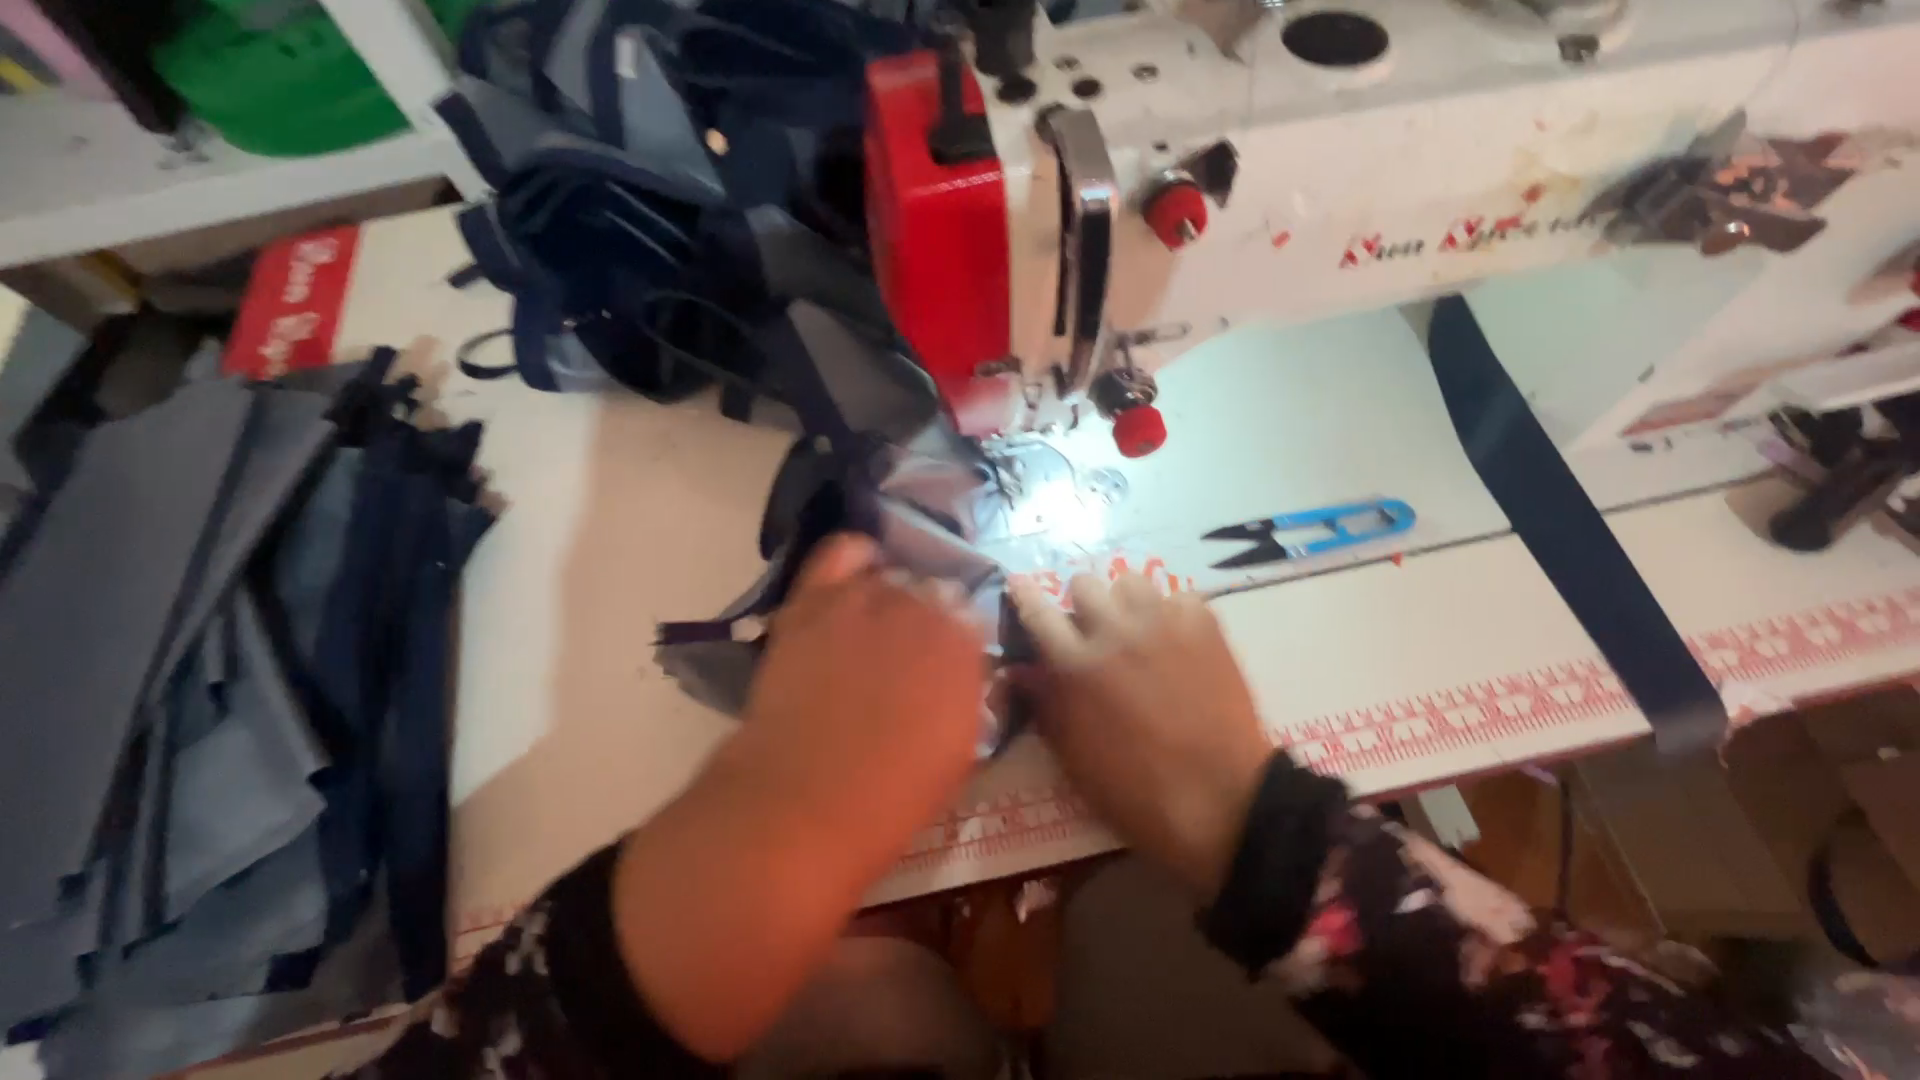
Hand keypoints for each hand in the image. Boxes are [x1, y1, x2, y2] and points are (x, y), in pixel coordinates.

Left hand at [615, 534, 985, 1060]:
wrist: (800, 803)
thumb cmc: (891, 797)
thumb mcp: (959, 753)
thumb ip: (971, 697)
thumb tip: (970, 673)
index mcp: (965, 647)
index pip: (975, 618)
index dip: (963, 643)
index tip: (954, 666)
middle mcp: (921, 608)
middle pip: (933, 591)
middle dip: (931, 618)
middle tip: (915, 655)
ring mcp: (862, 599)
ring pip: (890, 573)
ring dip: (893, 593)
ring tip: (882, 625)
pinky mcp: (811, 602)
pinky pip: (840, 552)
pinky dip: (855, 556)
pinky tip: (860, 572)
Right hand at [1011, 572, 1274, 899]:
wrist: (1220, 803)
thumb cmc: (1135, 791)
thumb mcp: (1073, 757)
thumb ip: (1045, 704)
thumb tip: (1020, 671)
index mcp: (1076, 665)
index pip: (1037, 610)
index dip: (1024, 595)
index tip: (1020, 588)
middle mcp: (1116, 631)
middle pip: (1084, 583)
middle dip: (1081, 606)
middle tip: (1091, 634)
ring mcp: (1165, 623)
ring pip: (1131, 581)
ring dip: (1124, 603)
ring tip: (1135, 632)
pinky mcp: (1207, 627)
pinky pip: (1180, 597)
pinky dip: (1172, 614)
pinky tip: (1176, 643)